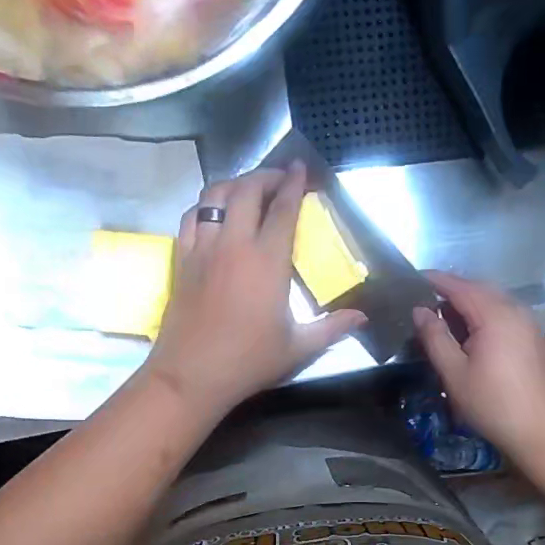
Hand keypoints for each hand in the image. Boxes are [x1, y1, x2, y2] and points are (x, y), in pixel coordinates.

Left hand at [142, 164, 364, 412]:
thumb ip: (332, 328)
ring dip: (235, 184)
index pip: (283, 209)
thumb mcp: (297, 347)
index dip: (294, 184)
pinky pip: (190, 218)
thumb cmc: (248, 361)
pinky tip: (214, 214)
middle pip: (247, 190)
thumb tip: (362, 318)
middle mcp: (234, 244)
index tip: (301, 168)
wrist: (191, 375)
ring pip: (214, 197)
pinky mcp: (182, 260)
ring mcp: (203, 249)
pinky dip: (205, 207)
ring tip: (248, 189)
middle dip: (266, 176)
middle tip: (280, 178)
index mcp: (267, 261)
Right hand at [413, 271, 544, 457]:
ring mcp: (529, 323)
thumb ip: (435, 337)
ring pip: (493, 301)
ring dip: (468, 303)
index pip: (459, 286)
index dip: (434, 280)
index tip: (411, 279)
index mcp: (494, 314)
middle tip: (423, 300)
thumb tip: (419, 310)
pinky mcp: (534, 337)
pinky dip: (483, 314)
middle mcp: (515, 310)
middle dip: (451, 290)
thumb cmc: (494, 404)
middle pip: (478, 288)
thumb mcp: (455, 373)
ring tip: (442, 317)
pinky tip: (470, 333)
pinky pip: (504, 314)